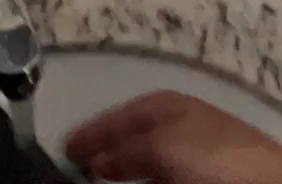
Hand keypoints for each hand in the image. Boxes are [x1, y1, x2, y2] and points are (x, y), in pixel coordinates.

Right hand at [64, 91, 281, 183]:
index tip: (64, 152)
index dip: (93, 133)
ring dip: (124, 175)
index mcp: (169, 105)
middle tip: (77, 174)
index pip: (121, 115)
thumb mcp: (163, 148)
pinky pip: (164, 179)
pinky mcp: (204, 182)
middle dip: (106, 157)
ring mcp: (194, 160)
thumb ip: (125, 153)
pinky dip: (146, 183)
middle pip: (133, 141)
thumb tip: (94, 162)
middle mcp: (179, 127)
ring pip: (148, 167)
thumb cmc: (217, 161)